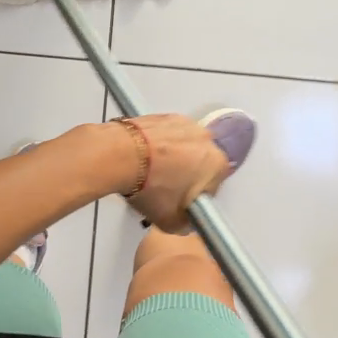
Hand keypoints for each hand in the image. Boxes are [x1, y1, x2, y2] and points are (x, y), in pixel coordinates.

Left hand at [118, 114, 232, 232]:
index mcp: (217, 164)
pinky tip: (141, 156)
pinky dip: (157, 144)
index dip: (194, 199)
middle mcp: (206, 138)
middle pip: (199, 163)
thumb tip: (185, 219)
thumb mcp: (172, 223)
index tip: (177, 204)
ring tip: (148, 172)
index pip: (212, 187)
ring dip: (172, 158)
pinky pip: (165, 135)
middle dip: (185, 175)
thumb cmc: (151, 188)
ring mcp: (184, 122)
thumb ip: (187, 223)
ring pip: (182, 147)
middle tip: (162, 188)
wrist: (119, 154)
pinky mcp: (162, 114)